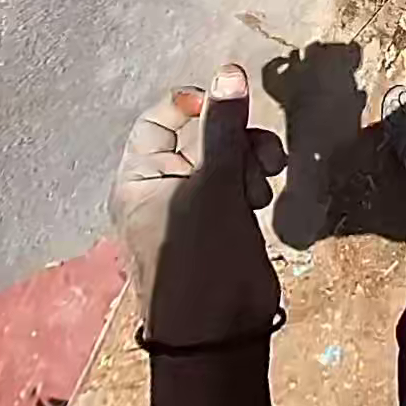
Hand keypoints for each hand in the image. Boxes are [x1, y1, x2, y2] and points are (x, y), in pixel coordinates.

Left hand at [110, 64, 287, 347]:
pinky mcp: (221, 219)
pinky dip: (253, 180)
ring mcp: (194, 204)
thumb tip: (229, 70)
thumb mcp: (213, 184)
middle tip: (259, 152)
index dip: (192, 104)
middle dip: (234, 139)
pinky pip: (238, 181)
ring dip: (250, 159)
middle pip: (201, 136)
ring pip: (225, 156)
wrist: (222, 335)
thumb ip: (224, 125)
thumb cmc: (201, 257)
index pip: (158, 119)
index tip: (225, 102)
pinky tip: (266, 195)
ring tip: (264, 182)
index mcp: (140, 178)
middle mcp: (163, 187)